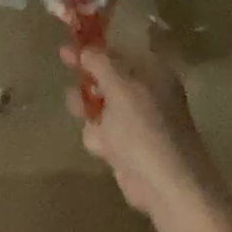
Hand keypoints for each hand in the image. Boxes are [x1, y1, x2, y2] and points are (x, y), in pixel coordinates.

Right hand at [60, 44, 217, 218]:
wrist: (164, 184)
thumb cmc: (144, 130)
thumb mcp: (121, 89)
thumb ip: (102, 64)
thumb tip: (87, 49)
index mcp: (153, 75)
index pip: (122, 52)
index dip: (95, 48)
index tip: (67, 47)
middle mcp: (146, 94)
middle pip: (107, 78)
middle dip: (89, 81)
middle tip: (70, 79)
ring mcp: (136, 121)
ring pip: (99, 106)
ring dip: (89, 111)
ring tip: (88, 119)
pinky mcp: (125, 146)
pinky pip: (101, 132)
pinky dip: (98, 138)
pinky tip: (104, 149)